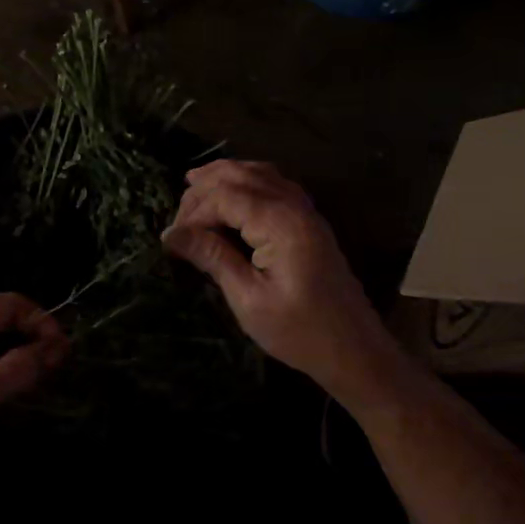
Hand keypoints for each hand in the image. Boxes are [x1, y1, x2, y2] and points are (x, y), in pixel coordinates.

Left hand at [0, 293, 67, 511]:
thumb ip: (22, 367)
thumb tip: (64, 346)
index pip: (10, 304)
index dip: (42, 325)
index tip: (67, 356)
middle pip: (0, 323)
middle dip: (30, 346)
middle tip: (55, 378)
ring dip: (15, 365)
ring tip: (35, 392)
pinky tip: (7, 401)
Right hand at [162, 161, 392, 391]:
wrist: (354, 350)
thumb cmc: (299, 331)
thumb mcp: (248, 299)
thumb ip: (213, 258)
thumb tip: (170, 234)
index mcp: (280, 224)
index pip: (225, 196)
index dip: (192, 213)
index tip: (170, 242)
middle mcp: (294, 206)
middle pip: (241, 176)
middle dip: (203, 190)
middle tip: (177, 220)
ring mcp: (305, 211)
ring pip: (258, 173)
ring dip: (223, 177)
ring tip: (192, 185)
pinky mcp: (308, 221)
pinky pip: (273, 184)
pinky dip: (246, 181)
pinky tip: (230, 194)